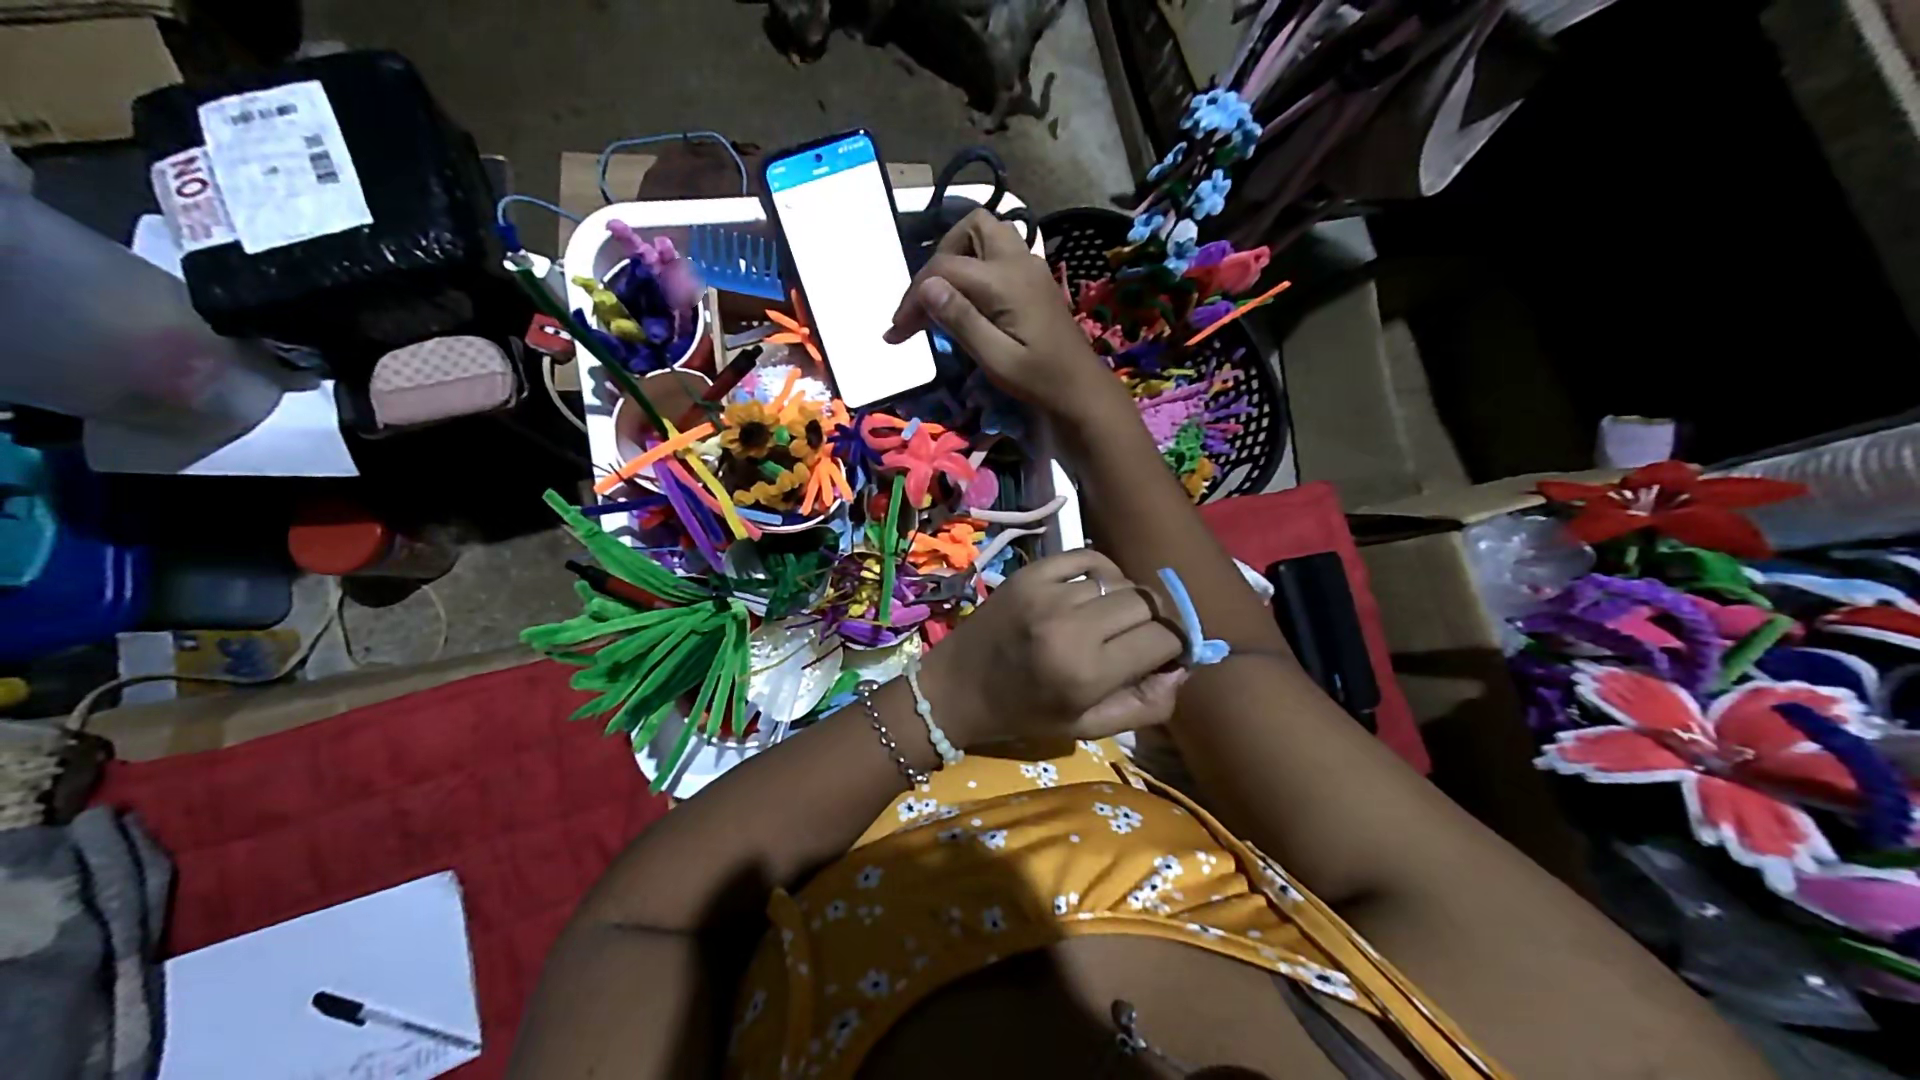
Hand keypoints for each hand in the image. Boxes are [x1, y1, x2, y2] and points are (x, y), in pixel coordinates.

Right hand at [884, 209, 1121, 417]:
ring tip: (944, 294)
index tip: (897, 331)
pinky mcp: (1035, 280)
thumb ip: (961, 320)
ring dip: (959, 254)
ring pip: (988, 233)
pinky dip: (977, 264)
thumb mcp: (996, 359)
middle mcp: (1019, 262)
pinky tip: (969, 300)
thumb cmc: (1040, 381)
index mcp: (1005, 282)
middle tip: (926, 298)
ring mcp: (1030, 267)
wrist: (1082, 390)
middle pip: (971, 226)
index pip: (945, 268)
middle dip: (939, 256)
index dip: (914, 296)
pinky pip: (1000, 252)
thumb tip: (927, 286)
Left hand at [917, 550, 1187, 747]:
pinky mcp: (1031, 573)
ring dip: (1125, 600)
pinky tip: (1092, 591)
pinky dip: (1101, 573)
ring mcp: (1048, 593)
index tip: (1170, 652)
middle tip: (1142, 635)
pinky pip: (1088, 558)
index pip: (1165, 638)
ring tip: (1109, 619)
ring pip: (1119, 581)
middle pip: (1148, 603)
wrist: (958, 688)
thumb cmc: (1024, 714)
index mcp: (1088, 672)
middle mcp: (1071, 626)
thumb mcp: (1088, 727)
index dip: (1177, 644)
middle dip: (1156, 620)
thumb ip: (1146, 704)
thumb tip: (1183, 666)